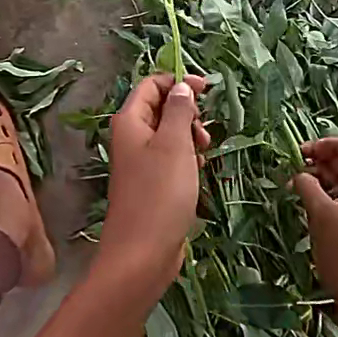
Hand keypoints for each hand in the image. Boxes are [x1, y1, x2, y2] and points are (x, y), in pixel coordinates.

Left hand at [97, 73, 209, 292]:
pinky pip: (172, 159)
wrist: (142, 254)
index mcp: (130, 121)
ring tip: (204, 155)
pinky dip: (187, 160)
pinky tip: (198, 173)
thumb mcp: (174, 144)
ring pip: (170, 135)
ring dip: (191, 138)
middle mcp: (132, 137)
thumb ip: (179, 111)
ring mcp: (141, 162)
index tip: (207, 90)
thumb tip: (181, 87)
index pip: (152, 85)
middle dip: (188, 113)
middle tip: (203, 133)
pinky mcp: (152, 183)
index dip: (178, 82)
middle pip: (162, 108)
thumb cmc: (160, 194)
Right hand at [293, 138, 337, 312]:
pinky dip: (311, 188)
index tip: (306, 149)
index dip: (330, 144)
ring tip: (290, 176)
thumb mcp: (322, 213)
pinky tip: (294, 190)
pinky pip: (325, 192)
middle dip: (317, 157)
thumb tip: (297, 173)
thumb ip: (308, 185)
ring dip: (311, 172)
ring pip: (331, 177)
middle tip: (293, 160)